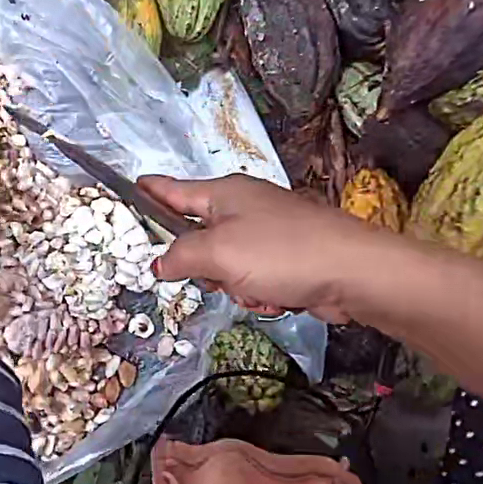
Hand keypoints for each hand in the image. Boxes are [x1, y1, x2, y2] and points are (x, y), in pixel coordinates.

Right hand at [140, 174, 393, 322]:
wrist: (352, 271)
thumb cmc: (279, 252)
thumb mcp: (218, 252)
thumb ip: (179, 256)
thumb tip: (159, 263)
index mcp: (224, 193)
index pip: (174, 190)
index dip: (150, 191)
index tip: (129, 186)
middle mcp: (243, 207)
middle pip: (198, 238)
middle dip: (204, 265)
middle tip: (218, 274)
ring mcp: (266, 233)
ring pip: (224, 265)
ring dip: (235, 285)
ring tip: (256, 288)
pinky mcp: (285, 258)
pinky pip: (252, 278)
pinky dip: (259, 292)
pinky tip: (276, 297)